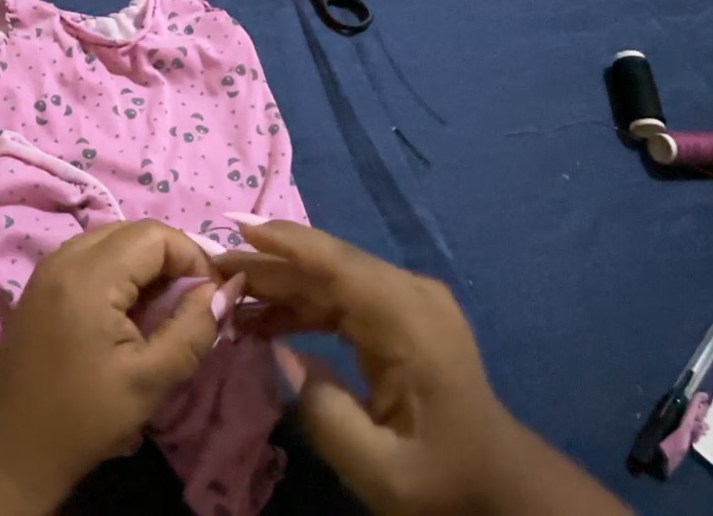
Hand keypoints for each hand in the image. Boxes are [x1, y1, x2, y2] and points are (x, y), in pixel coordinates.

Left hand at [0, 219, 222, 502]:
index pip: (155, 234)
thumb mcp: (150, 380)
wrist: (8, 450)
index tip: (212, 295)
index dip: (193, 256)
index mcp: (89, 276)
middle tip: (191, 301)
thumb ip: (193, 328)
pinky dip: (120, 271)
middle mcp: (64, 257)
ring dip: (146, 264)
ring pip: (112, 240)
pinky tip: (129, 312)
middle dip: (171, 258)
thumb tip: (228, 289)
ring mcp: (48, 268)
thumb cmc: (82, 417)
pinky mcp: (41, 284)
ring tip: (163, 309)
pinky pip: (91, 256)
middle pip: (133, 231)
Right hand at [218, 221, 628, 515]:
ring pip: (330, 278)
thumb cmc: (444, 480)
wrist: (500, 484)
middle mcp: (411, 295)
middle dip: (269, 266)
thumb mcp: (379, 469)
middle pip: (328, 266)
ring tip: (230, 301)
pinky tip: (265, 321)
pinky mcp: (400, 312)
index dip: (286, 242)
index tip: (237, 228)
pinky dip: (302, 304)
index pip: (339, 266)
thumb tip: (280, 353)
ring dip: (280, 287)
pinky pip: (342, 295)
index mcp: (410, 323)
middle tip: (213, 273)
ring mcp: (408, 300)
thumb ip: (322, 411)